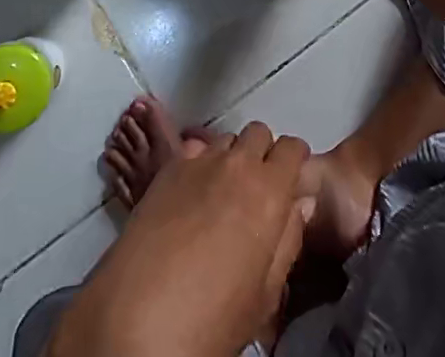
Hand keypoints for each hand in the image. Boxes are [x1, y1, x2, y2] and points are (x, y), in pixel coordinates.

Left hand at [49, 123, 312, 356]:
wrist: (145, 308)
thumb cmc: (218, 311)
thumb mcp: (267, 289)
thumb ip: (287, 238)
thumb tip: (300, 203)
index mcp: (269, 192)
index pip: (291, 149)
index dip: (295, 159)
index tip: (294, 175)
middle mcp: (235, 165)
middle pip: (257, 133)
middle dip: (264, 151)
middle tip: (262, 183)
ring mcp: (197, 161)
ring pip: (224, 139)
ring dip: (232, 155)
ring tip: (227, 188)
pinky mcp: (166, 167)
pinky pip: (193, 149)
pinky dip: (201, 160)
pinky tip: (195, 189)